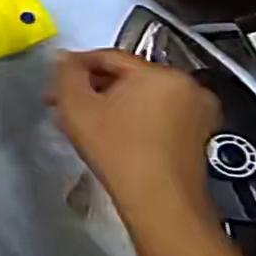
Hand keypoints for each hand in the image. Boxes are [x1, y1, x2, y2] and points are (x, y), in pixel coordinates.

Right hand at [51, 49, 221, 233]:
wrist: (158, 198)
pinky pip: (158, 110)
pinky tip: (111, 129)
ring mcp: (199, 110)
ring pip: (143, 94)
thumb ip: (66, 73)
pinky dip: (133, 113)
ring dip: (111, 100)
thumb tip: (66, 58)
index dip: (77, 64)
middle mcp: (188, 85)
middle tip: (64, 100)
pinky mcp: (200, 132)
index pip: (110, 57)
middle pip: (128, 75)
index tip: (55, 78)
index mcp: (160, 73)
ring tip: (85, 117)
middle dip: (93, 85)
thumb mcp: (75, 104)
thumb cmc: (115, 146)